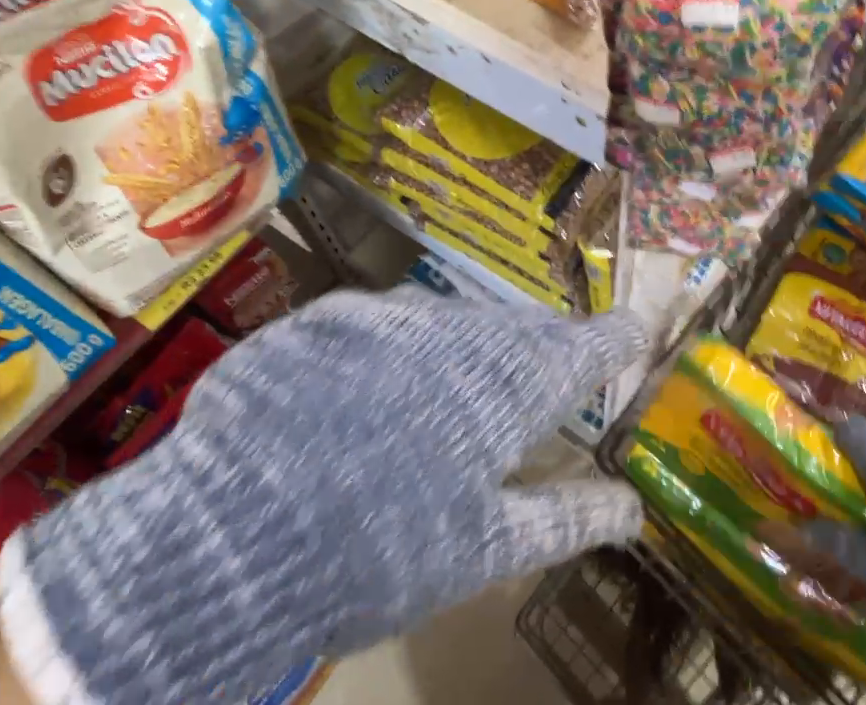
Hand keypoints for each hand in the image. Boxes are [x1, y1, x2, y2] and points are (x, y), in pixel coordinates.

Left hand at [0, 288, 651, 704]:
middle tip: (546, 370)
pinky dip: (395, 352)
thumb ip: (568, 518)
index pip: (586, 345)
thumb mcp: (486, 548)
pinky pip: (378, 327)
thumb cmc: (382, 547)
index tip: (634, 330)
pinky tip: (367, 392)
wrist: (229, 533)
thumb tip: (636, 509)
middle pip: (518, 330)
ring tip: (461, 380)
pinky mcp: (319, 320)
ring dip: (467, 346)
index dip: (616, 338)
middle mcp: (455, 331)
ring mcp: (383, 316)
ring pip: (449, 322)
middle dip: (540, 347)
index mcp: (509, 383)